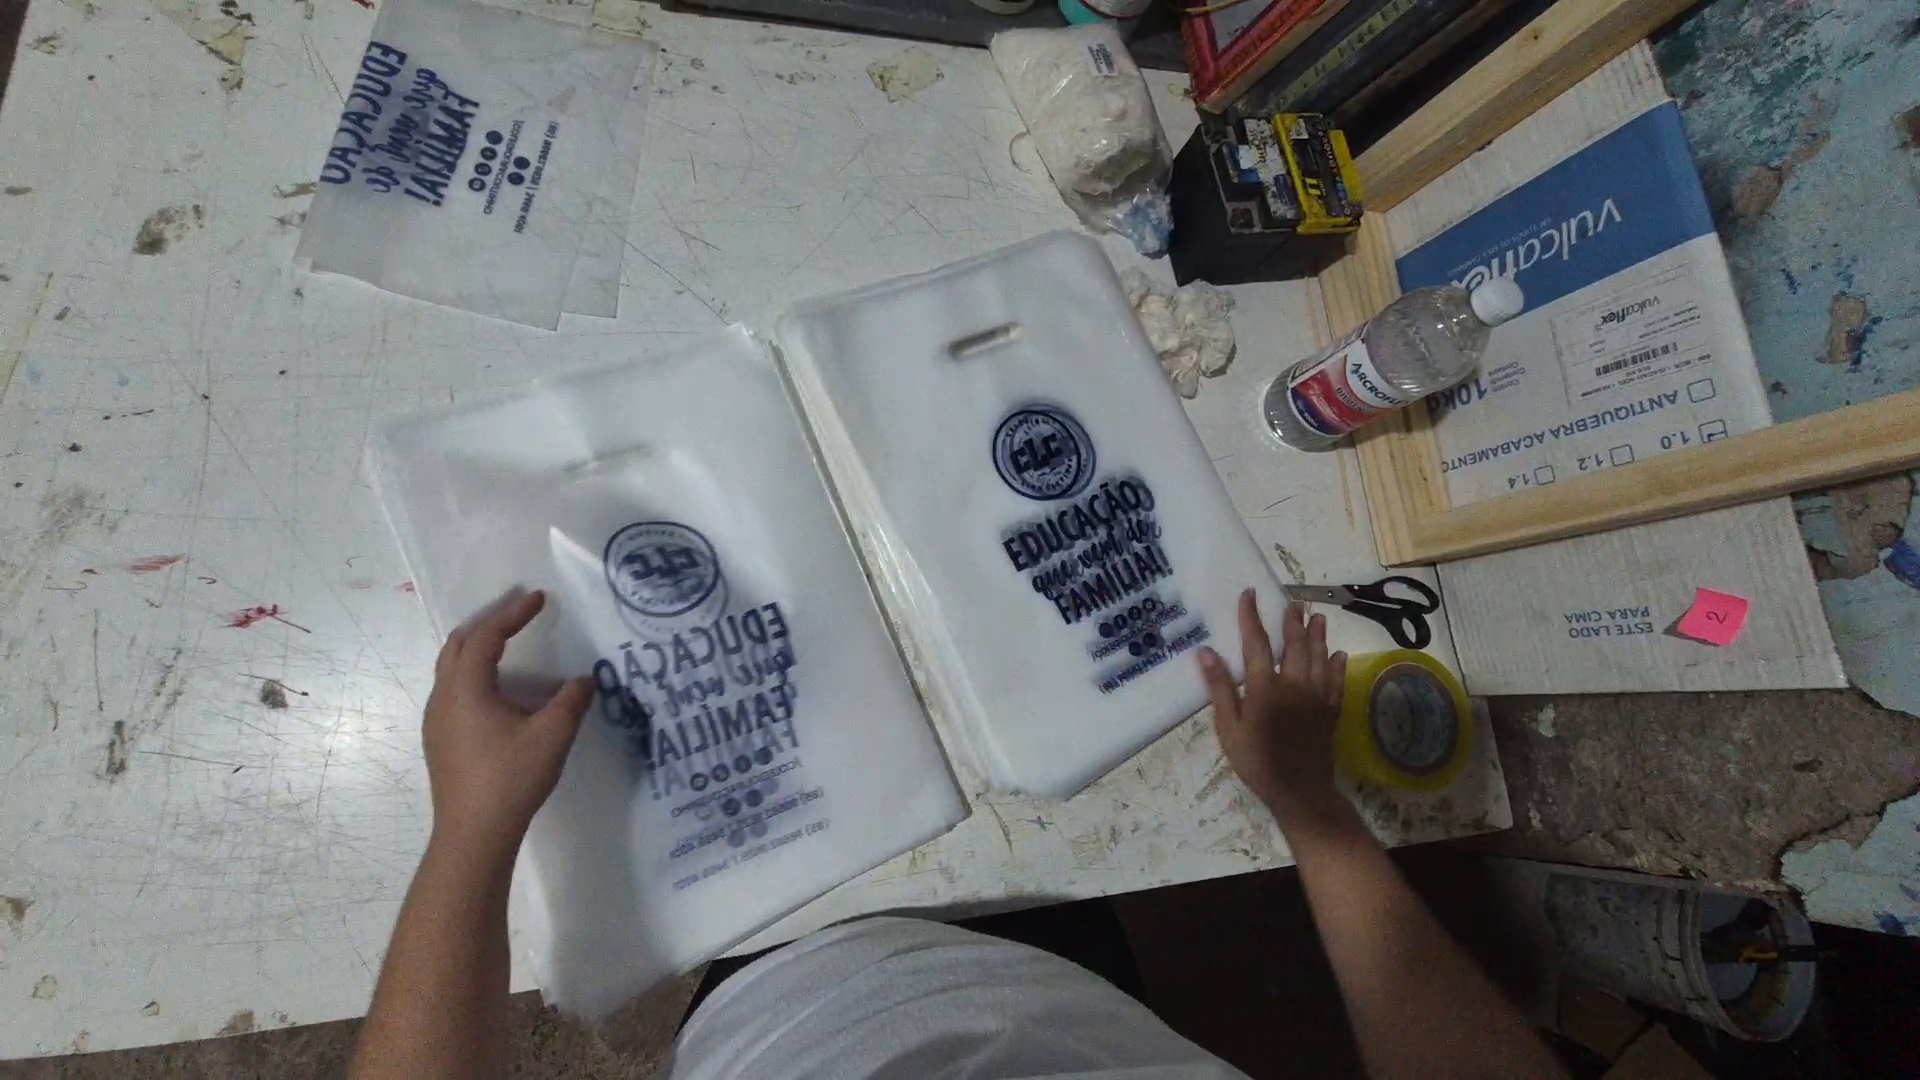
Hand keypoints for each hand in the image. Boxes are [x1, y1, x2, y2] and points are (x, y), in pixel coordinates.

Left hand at [423, 589, 593, 863]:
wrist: (474, 833)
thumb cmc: (512, 776)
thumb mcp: (554, 733)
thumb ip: (572, 699)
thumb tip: (583, 681)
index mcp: (466, 690)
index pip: (486, 637)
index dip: (513, 614)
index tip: (539, 598)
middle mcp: (444, 699)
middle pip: (457, 646)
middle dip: (488, 622)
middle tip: (519, 611)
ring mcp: (438, 721)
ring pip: (451, 668)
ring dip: (478, 647)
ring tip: (509, 640)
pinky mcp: (442, 739)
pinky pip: (454, 688)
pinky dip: (476, 670)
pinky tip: (501, 685)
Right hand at [1197, 591, 1348, 825]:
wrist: (1300, 792)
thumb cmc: (1256, 761)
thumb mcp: (1228, 728)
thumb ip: (1220, 688)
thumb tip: (1206, 652)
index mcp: (1266, 688)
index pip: (1256, 643)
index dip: (1251, 617)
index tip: (1249, 594)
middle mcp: (1295, 686)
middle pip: (1294, 645)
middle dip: (1291, 621)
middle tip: (1292, 601)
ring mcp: (1317, 698)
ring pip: (1319, 658)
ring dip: (1317, 635)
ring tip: (1317, 616)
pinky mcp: (1331, 711)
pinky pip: (1337, 681)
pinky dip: (1337, 664)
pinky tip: (1337, 653)